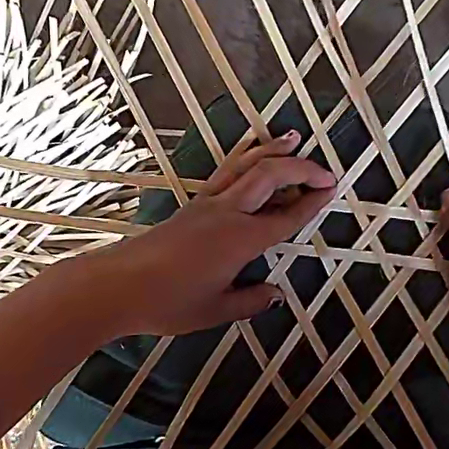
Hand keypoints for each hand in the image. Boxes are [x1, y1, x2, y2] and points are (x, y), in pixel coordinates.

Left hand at [67, 130, 336, 337]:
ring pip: (245, 165)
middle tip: (326, 172)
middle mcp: (227, 213)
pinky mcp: (191, 204)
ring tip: (292, 138)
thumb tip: (277, 295)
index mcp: (240, 239)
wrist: (117, 285)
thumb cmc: (167, 302)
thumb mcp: (215, 310)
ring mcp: (206, 204)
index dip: (311, 202)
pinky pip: (227, 172)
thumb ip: (250, 300)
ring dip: (272, 151)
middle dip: (301, 169)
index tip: (331, 190)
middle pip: (270, 176)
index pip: (285, 216)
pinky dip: (247, 160)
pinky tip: (252, 158)